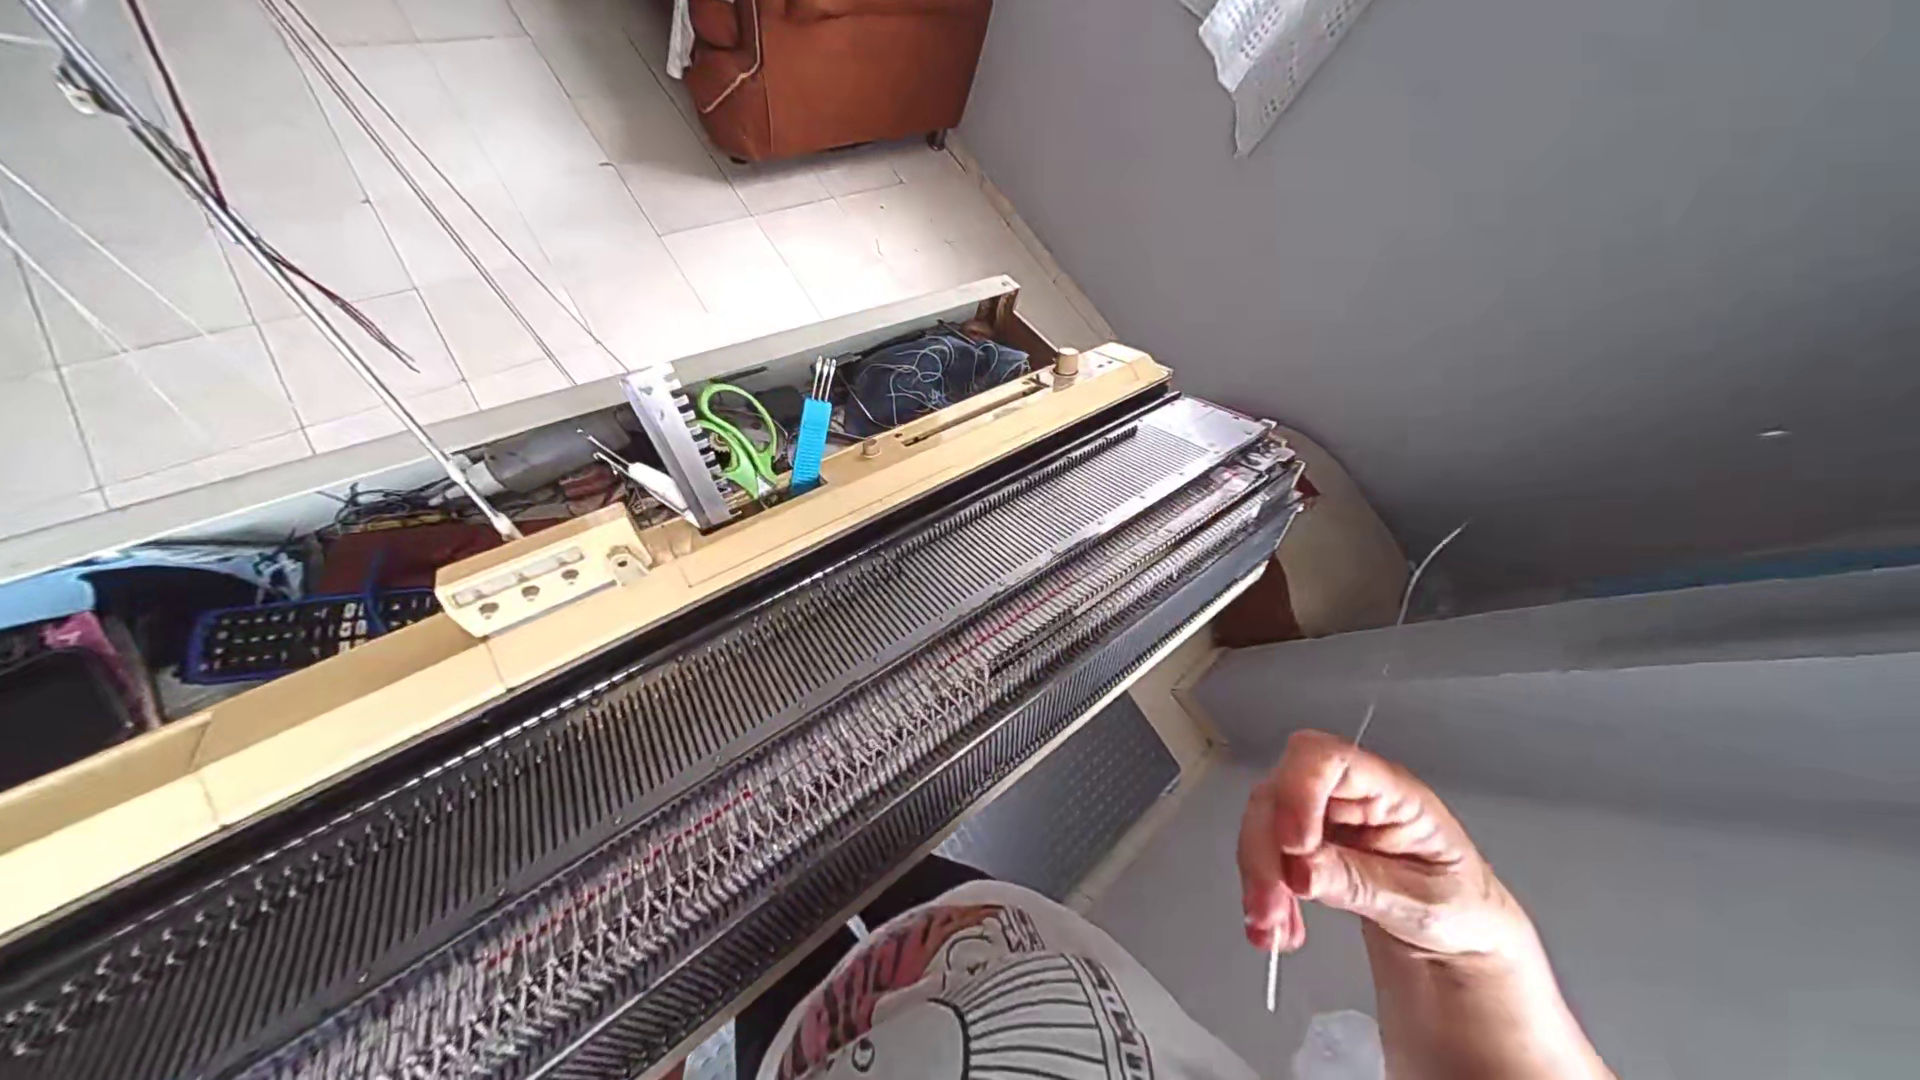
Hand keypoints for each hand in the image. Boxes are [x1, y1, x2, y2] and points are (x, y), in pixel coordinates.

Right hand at [1237, 730, 1525, 959]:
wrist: (1461, 941)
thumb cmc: (1463, 912)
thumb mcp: (1426, 906)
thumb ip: (1361, 884)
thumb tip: (1300, 870)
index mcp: (1389, 791)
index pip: (1326, 758)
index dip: (1298, 788)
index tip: (1294, 845)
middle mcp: (1344, 793)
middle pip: (1279, 793)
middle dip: (1266, 852)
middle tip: (1269, 908)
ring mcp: (1317, 814)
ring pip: (1261, 824)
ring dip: (1259, 877)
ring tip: (1273, 929)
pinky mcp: (1298, 841)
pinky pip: (1262, 852)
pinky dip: (1260, 890)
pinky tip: (1272, 927)